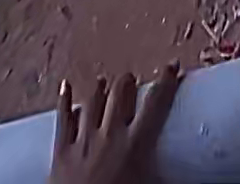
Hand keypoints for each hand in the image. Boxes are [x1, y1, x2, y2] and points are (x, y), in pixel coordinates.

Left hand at [50, 65, 181, 183]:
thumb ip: (162, 177)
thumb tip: (177, 174)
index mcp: (134, 147)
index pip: (155, 105)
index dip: (165, 82)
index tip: (172, 67)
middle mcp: (109, 136)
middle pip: (119, 94)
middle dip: (126, 82)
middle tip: (131, 79)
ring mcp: (83, 141)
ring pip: (92, 101)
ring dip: (99, 88)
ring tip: (104, 81)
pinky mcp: (61, 151)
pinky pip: (62, 119)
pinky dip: (64, 100)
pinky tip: (65, 85)